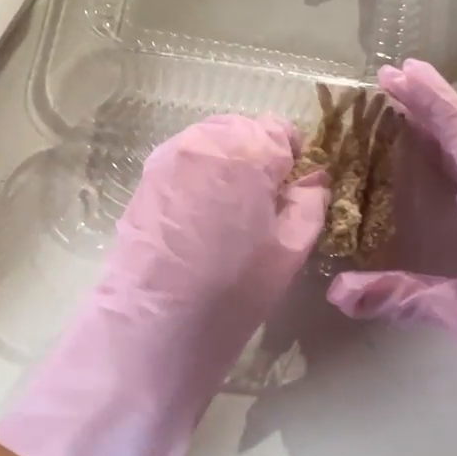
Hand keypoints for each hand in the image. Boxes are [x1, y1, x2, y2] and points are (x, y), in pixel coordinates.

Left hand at [0, 114, 328, 455]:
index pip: (281, 131)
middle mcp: (204, 139)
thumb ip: (310, 201)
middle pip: (243, 131)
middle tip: (261, 208)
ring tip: (228, 215)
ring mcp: (168, 157)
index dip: (291, 161)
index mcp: (248, 148)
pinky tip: (199, 220)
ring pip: (211, 144)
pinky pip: (184, 163)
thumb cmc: (234, 288)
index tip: (290, 195)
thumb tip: (312, 178)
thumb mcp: (291, 248)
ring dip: (226, 166)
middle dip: (257, 158)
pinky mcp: (144, 178)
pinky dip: (198, 178)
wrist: (156, 324)